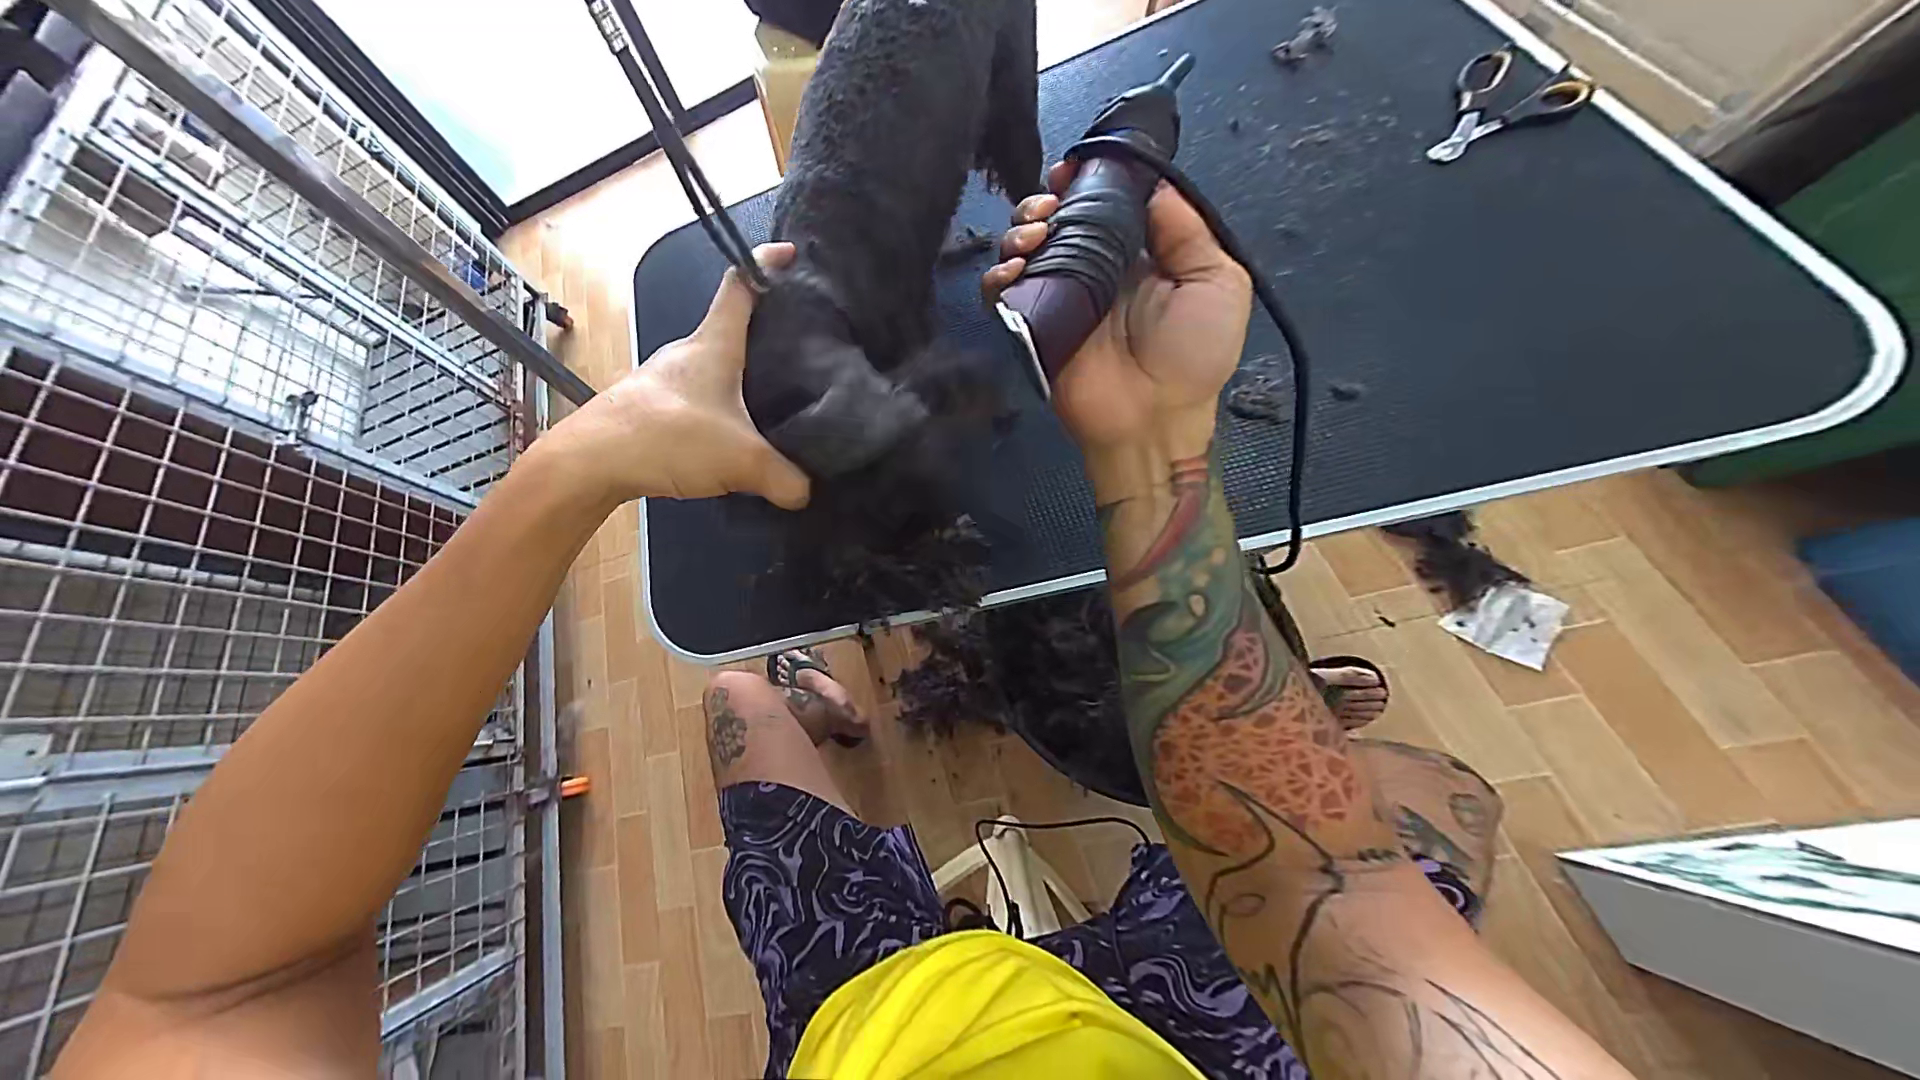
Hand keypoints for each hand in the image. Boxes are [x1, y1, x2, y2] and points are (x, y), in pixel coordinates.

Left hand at [534, 244, 810, 510]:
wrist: (590, 462)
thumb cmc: (666, 437)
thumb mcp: (744, 461)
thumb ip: (787, 478)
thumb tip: (807, 492)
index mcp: (714, 344)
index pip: (741, 285)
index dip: (766, 264)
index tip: (790, 254)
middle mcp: (690, 352)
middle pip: (737, 329)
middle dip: (771, 331)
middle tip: (809, 348)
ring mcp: (671, 379)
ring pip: (722, 366)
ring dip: (750, 375)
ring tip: (785, 396)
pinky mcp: (659, 406)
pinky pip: (706, 395)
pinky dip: (729, 405)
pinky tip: (743, 433)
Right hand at [983, 163, 1251, 474]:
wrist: (1154, 421)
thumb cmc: (1194, 355)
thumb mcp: (1217, 281)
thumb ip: (1188, 228)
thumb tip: (1152, 181)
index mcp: (1136, 254)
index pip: (1101, 203)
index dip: (1084, 179)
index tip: (1073, 168)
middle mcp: (1093, 270)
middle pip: (1055, 219)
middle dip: (1044, 201)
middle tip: (1049, 206)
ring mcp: (1059, 300)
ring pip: (1023, 249)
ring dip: (1019, 230)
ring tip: (1033, 237)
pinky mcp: (1033, 328)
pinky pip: (1002, 295)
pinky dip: (997, 276)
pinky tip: (1013, 270)